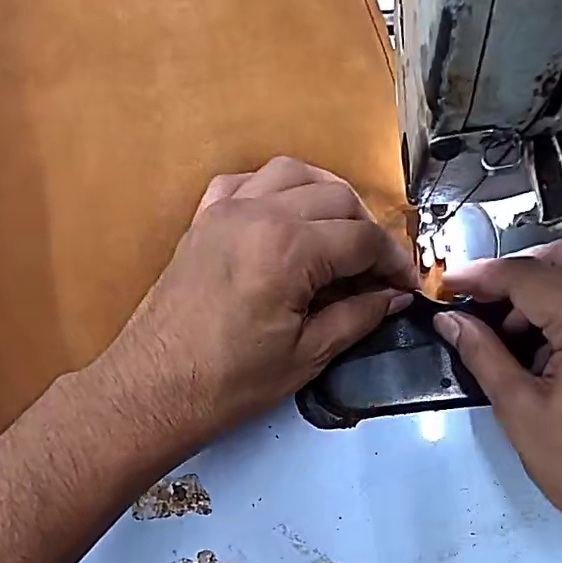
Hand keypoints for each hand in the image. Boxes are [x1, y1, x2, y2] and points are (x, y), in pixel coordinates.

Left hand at [91, 157, 417, 452]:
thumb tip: (392, 298)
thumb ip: (359, 316)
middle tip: (378, 274)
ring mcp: (226, 211)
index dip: (395, 262)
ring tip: (343, 238)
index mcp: (289, 249)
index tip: (406, 285)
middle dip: (368, 232)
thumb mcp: (309, 355)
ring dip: (330, 199)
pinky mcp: (205, 220)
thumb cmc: (228, 382)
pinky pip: (249, 181)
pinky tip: (290, 219)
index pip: (363, 238)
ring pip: (296, 174)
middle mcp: (259, 214)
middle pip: (338, 198)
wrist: (154, 388)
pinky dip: (280, 191)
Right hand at [437, 239, 561, 561]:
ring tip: (517, 336)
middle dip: (516, 276)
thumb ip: (482, 353)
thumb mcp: (519, 410)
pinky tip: (552, 344)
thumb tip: (452, 321)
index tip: (453, 284)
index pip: (530, 277)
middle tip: (481, 304)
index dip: (483, 275)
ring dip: (545, 291)